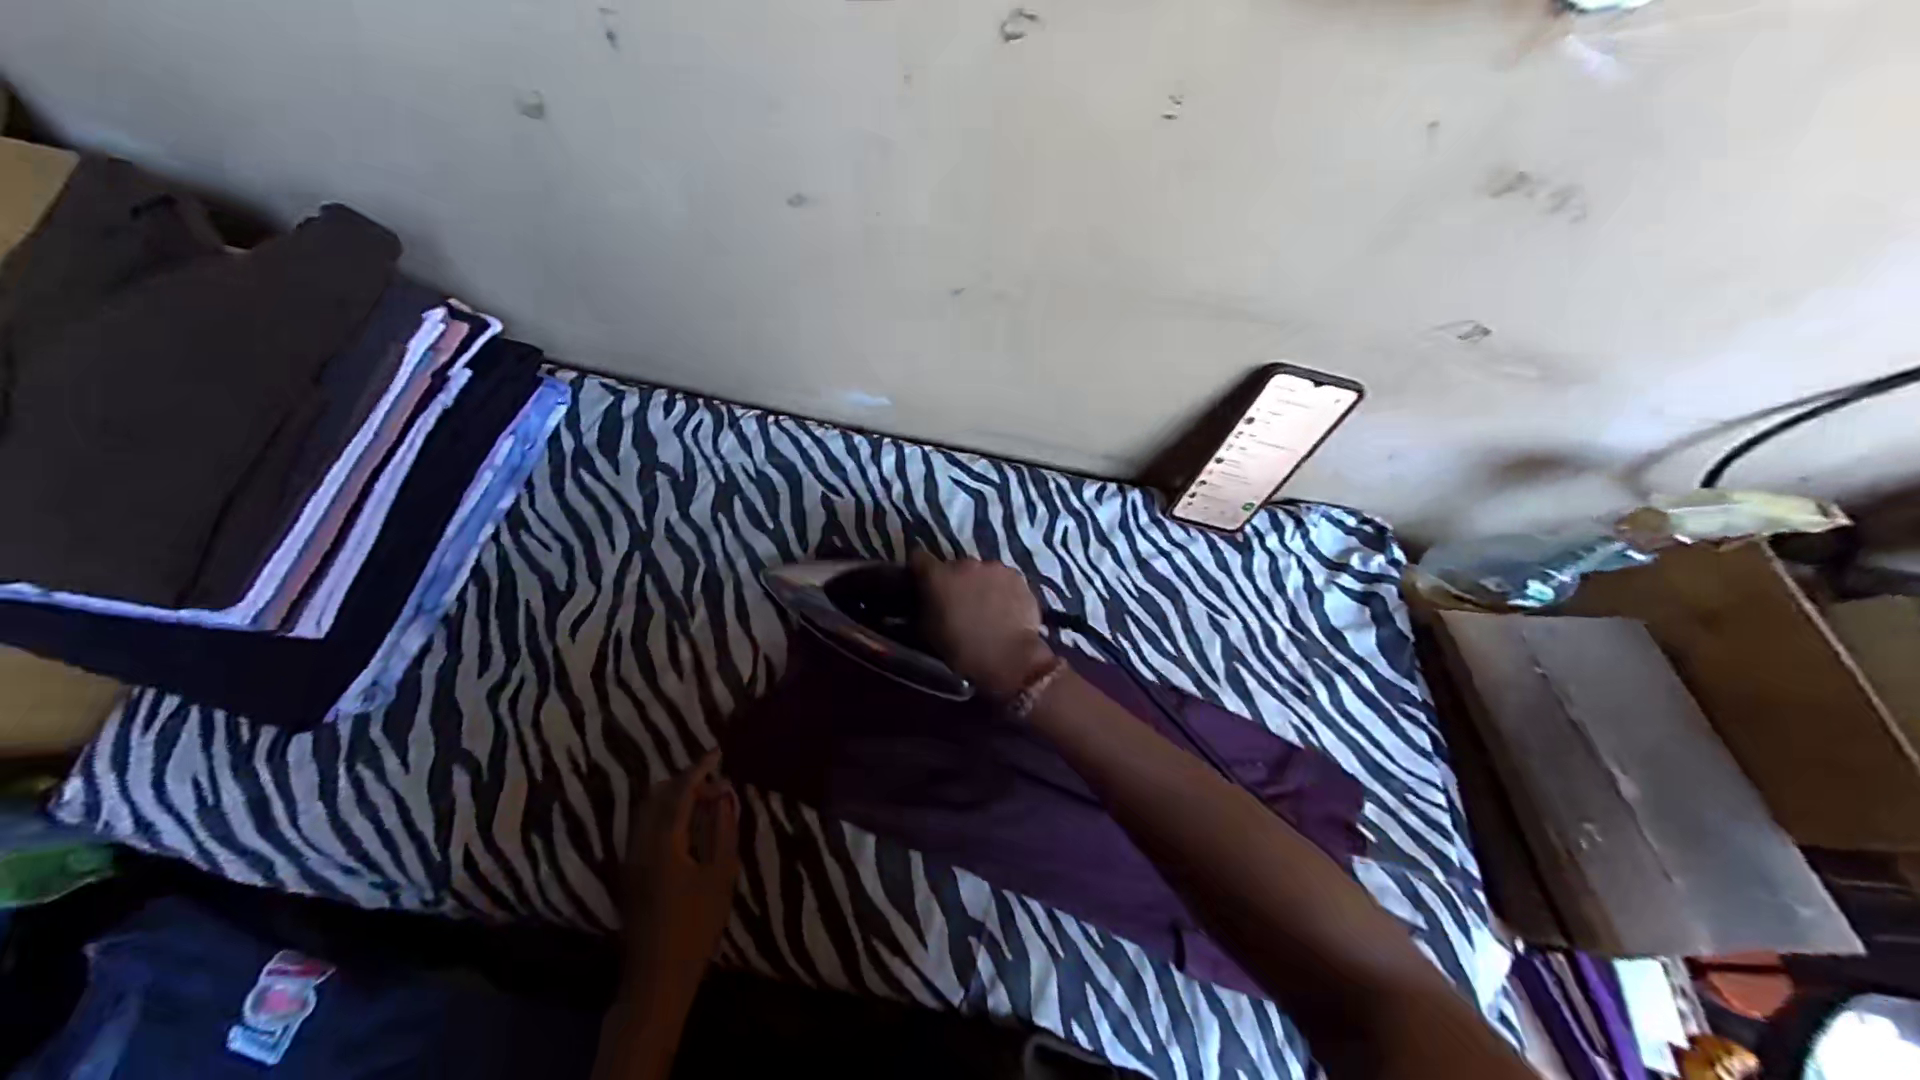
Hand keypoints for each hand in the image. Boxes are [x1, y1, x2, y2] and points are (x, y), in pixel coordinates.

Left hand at [618, 749, 740, 1005]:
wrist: (657, 977)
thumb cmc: (696, 926)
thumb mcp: (720, 875)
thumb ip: (723, 829)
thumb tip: (725, 793)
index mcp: (661, 843)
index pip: (678, 792)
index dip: (699, 769)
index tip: (718, 752)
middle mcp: (639, 844)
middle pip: (656, 796)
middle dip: (685, 781)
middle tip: (717, 785)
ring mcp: (630, 859)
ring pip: (647, 810)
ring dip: (674, 797)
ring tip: (707, 802)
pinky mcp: (631, 872)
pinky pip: (645, 826)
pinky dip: (666, 814)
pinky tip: (689, 826)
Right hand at [911, 550, 1057, 697]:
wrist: (1010, 657)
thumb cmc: (963, 650)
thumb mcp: (929, 634)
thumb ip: (923, 610)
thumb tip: (924, 603)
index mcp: (938, 576)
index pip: (919, 559)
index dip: (920, 571)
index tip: (923, 585)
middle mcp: (965, 564)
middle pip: (954, 566)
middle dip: (954, 581)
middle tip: (958, 604)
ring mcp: (995, 568)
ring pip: (981, 572)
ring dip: (979, 584)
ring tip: (986, 608)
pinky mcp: (1017, 577)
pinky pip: (1003, 579)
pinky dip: (1001, 590)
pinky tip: (1005, 610)